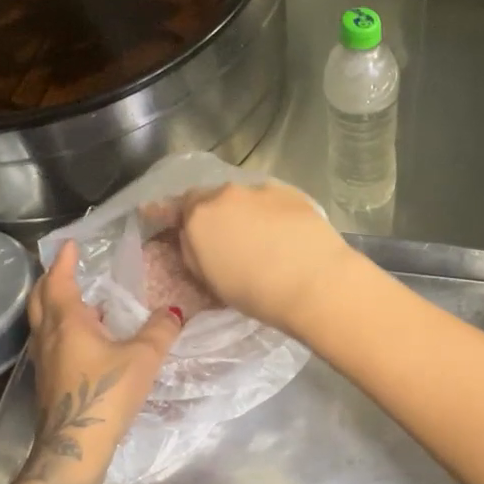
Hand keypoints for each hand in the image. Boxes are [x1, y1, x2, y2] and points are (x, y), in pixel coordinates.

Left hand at [25, 243, 181, 456]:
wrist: (74, 447)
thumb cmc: (106, 393)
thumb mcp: (143, 358)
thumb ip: (160, 331)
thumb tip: (173, 311)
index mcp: (67, 322)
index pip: (58, 282)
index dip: (63, 261)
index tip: (69, 243)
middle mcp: (48, 337)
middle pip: (40, 299)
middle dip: (50, 280)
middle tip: (66, 267)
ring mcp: (44, 361)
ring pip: (42, 322)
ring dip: (55, 305)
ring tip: (80, 299)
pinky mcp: (48, 381)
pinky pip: (50, 341)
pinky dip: (62, 328)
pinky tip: (86, 339)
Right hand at [148, 183, 357, 332]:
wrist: (315, 282)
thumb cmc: (256, 293)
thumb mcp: (210, 280)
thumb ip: (194, 251)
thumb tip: (193, 239)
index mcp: (199, 216)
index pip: (178, 206)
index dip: (175, 215)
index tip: (168, 220)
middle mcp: (226, 194)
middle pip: (213, 198)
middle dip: (214, 214)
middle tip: (225, 238)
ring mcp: (261, 190)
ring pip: (244, 198)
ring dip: (245, 213)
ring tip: (260, 238)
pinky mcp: (292, 192)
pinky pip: (272, 201)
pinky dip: (273, 213)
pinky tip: (284, 234)